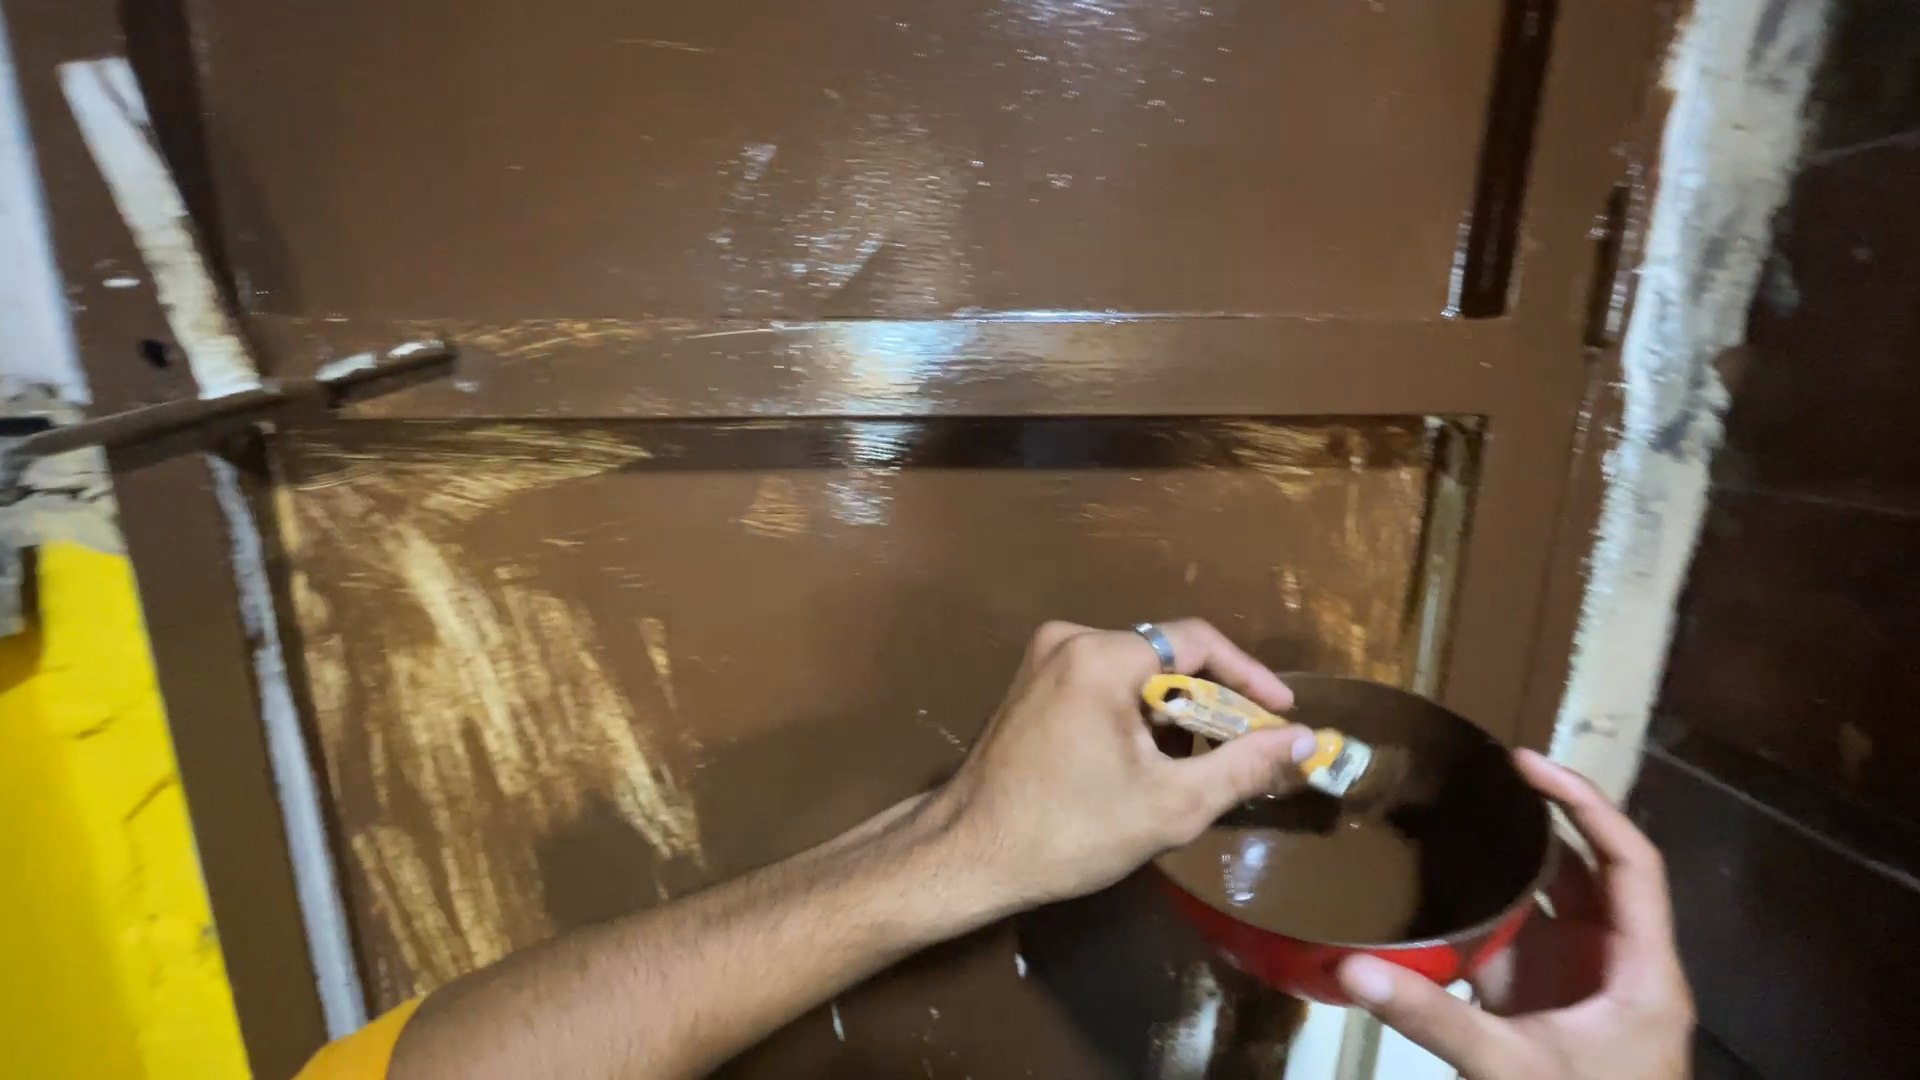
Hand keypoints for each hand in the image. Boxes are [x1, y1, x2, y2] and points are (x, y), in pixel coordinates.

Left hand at [929, 619, 1316, 910]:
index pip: (1195, 641)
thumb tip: (1302, 740)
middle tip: (1245, 749)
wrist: (970, 852)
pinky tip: (1146, 757)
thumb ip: (1243, 765)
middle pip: (1163, 655)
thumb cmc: (1070, 831)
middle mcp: (1068, 638)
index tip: (1284, 715)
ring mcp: (1043, 657)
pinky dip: (1134, 712)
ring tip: (1197, 763)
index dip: (1249, 675)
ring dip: (1172, 710)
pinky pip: (1101, 680)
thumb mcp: (1170, 804)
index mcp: (1099, 656)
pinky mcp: (1031, 680)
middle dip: (1210, 702)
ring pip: (1134, 670)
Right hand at [1336, 750, 1694, 1079]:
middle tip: (1473, 773)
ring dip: (1508, 849)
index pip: (1631, 864)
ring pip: (1549, 891)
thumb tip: (1349, 964)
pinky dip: (1481, 891)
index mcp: (1640, 970)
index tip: (1522, 763)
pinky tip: (1436, 868)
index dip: (1585, 805)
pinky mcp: (1538, 988)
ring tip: (1451, 803)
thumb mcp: (1513, 1071)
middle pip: (1589, 865)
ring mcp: (1575, 973)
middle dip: (1538, 814)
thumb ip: (1433, 1017)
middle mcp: (1614, 958)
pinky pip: (1513, 922)